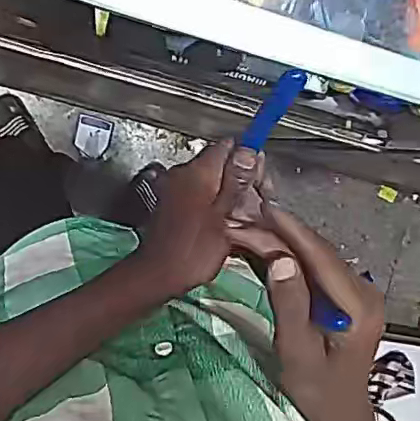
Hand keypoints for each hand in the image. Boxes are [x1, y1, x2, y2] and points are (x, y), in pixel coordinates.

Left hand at [129, 140, 261, 298]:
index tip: (260, 179)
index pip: (228, 146)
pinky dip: (212, 203)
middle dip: (239, 178)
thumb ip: (237, 181)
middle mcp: (182, 173)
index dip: (248, 158)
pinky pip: (197, 194)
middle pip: (219, 162)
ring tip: (240, 217)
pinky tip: (222, 223)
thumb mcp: (224, 215)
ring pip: (209, 179)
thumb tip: (250, 151)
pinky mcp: (171, 203)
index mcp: (198, 172)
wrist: (159, 274)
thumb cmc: (193, 251)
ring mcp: (174, 187)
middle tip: (254, 204)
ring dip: (226, 193)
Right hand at [253, 198, 385, 420]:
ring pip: (314, 258)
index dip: (288, 230)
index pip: (320, 256)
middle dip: (278, 233)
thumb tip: (279, 257)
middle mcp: (363, 293)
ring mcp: (355, 296)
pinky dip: (287, 259)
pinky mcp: (343, 302)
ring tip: (245, 229)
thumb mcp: (298, 354)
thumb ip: (290, 305)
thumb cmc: (319, 398)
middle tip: (240, 220)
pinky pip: (314, 271)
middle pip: (317, 252)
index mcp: (358, 306)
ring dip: (280, 243)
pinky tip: (263, 249)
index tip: (259, 210)